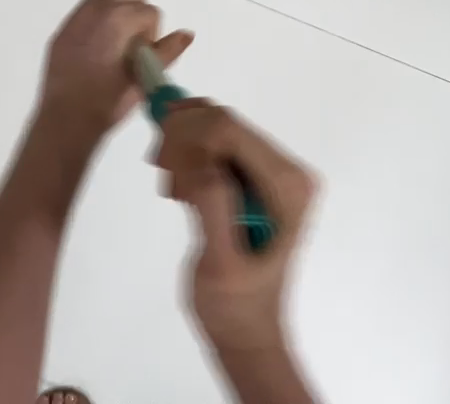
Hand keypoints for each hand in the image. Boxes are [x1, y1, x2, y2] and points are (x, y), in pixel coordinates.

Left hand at [36, 0, 192, 133]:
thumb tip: (187, 33)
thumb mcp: (143, 78)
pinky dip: (99, 13)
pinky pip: (87, 5)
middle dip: (137, 17)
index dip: (151, 33)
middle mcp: (96, 9)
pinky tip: (100, 40)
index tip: (143, 54)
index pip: (149, 11)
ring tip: (118, 40)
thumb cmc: (109, 102)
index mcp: (118, 20)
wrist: (67, 118)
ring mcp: (77, 17)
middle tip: (133, 47)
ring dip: (119, 9)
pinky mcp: (64, 27)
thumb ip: (166, 51)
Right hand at [156, 101, 317, 354]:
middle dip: (181, 139)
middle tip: (160, 173)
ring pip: (212, 123)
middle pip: (219, 119)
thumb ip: (215, 211)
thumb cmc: (234, 305)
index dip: (187, 139)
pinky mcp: (252, 174)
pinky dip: (185, 151)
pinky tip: (178, 184)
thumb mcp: (222, 264)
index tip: (164, 169)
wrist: (244, 330)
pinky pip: (211, 138)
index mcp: (288, 185)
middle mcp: (287, 169)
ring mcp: (270, 170)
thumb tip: (202, 164)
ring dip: (180, 145)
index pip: (227, 128)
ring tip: (171, 188)